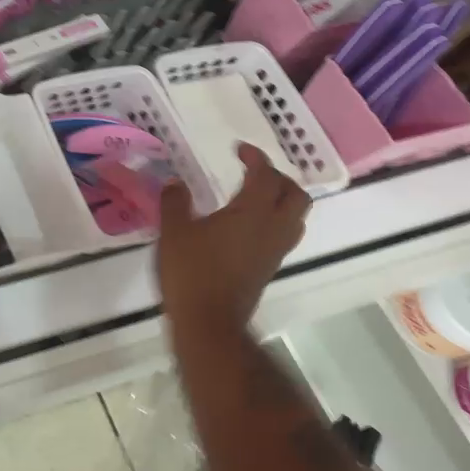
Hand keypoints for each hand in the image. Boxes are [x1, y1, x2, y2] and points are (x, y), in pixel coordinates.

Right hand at [154, 144, 310, 331]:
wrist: (208, 321)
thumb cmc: (191, 272)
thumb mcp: (173, 231)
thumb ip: (175, 202)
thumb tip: (175, 182)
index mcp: (252, 213)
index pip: (266, 176)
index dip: (256, 158)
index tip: (239, 149)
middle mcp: (273, 228)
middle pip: (295, 195)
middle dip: (278, 177)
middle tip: (253, 171)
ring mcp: (274, 250)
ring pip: (295, 216)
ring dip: (282, 199)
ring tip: (255, 194)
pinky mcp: (268, 267)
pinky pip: (284, 233)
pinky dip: (274, 219)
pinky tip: (246, 223)